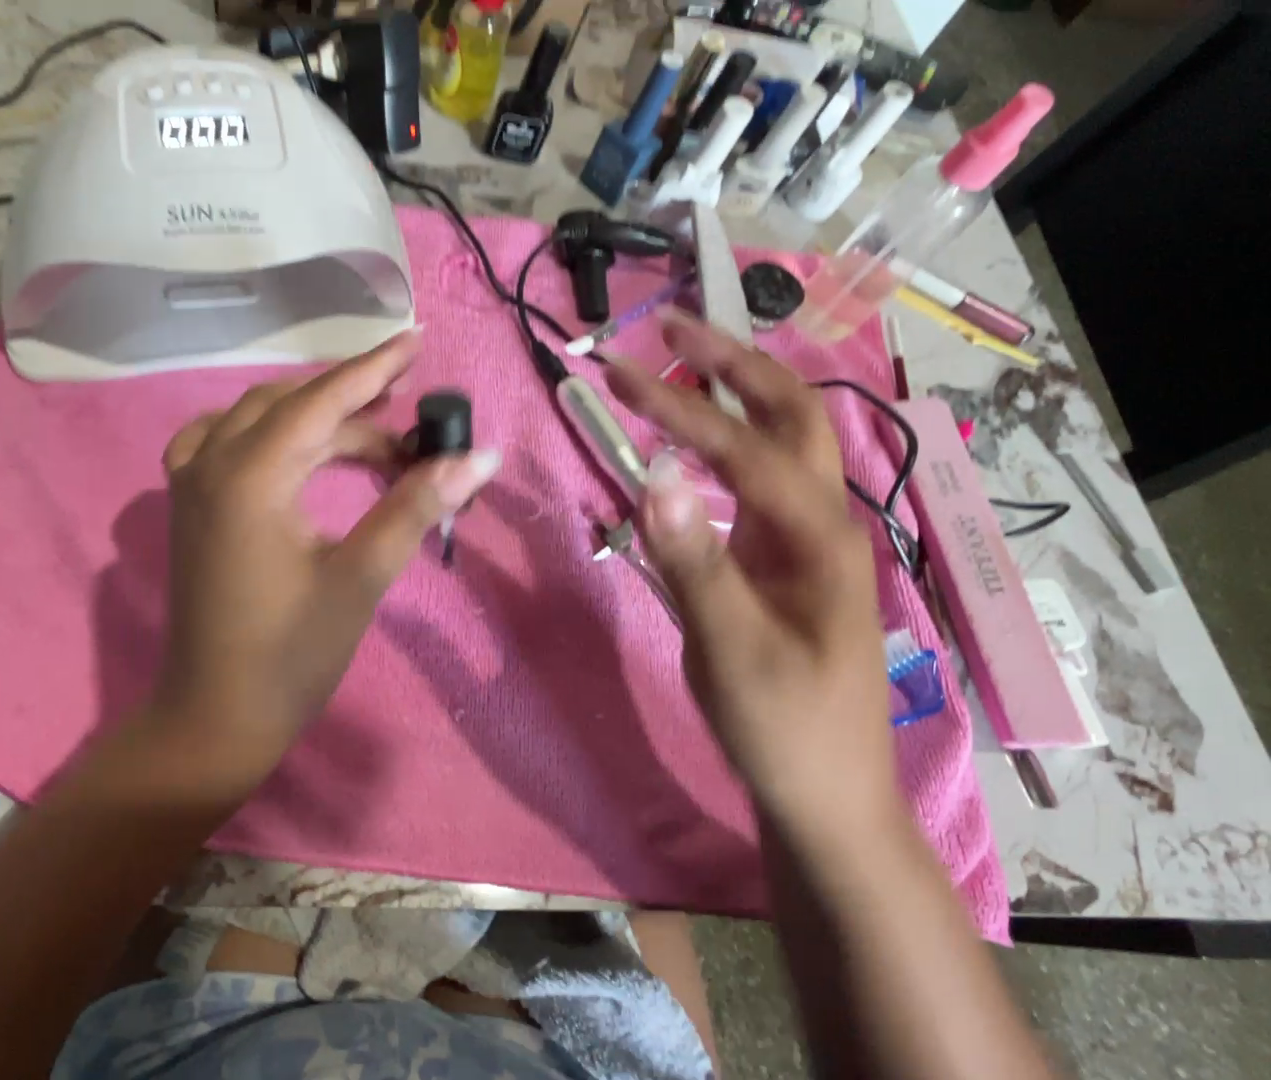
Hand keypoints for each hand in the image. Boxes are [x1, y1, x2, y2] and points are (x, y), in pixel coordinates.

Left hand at [156, 331, 499, 765]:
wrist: (216, 714)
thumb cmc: (292, 653)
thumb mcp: (360, 577)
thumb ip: (415, 507)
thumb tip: (479, 457)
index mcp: (252, 476)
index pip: (321, 401)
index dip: (373, 369)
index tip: (416, 340)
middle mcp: (212, 464)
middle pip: (292, 409)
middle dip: (353, 406)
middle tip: (411, 425)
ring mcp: (190, 484)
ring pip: (255, 421)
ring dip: (312, 420)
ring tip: (369, 439)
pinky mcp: (187, 507)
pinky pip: (219, 442)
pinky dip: (262, 434)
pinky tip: (289, 452)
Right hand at [605, 315, 897, 827]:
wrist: (825, 790)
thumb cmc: (781, 723)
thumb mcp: (730, 649)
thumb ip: (692, 559)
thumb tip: (651, 475)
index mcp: (819, 538)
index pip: (743, 448)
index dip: (679, 407)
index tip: (616, 372)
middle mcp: (824, 522)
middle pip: (792, 415)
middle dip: (733, 363)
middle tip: (669, 328)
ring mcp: (810, 541)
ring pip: (784, 443)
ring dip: (737, 392)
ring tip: (680, 363)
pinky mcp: (789, 562)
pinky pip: (761, 481)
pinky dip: (728, 442)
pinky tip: (693, 445)